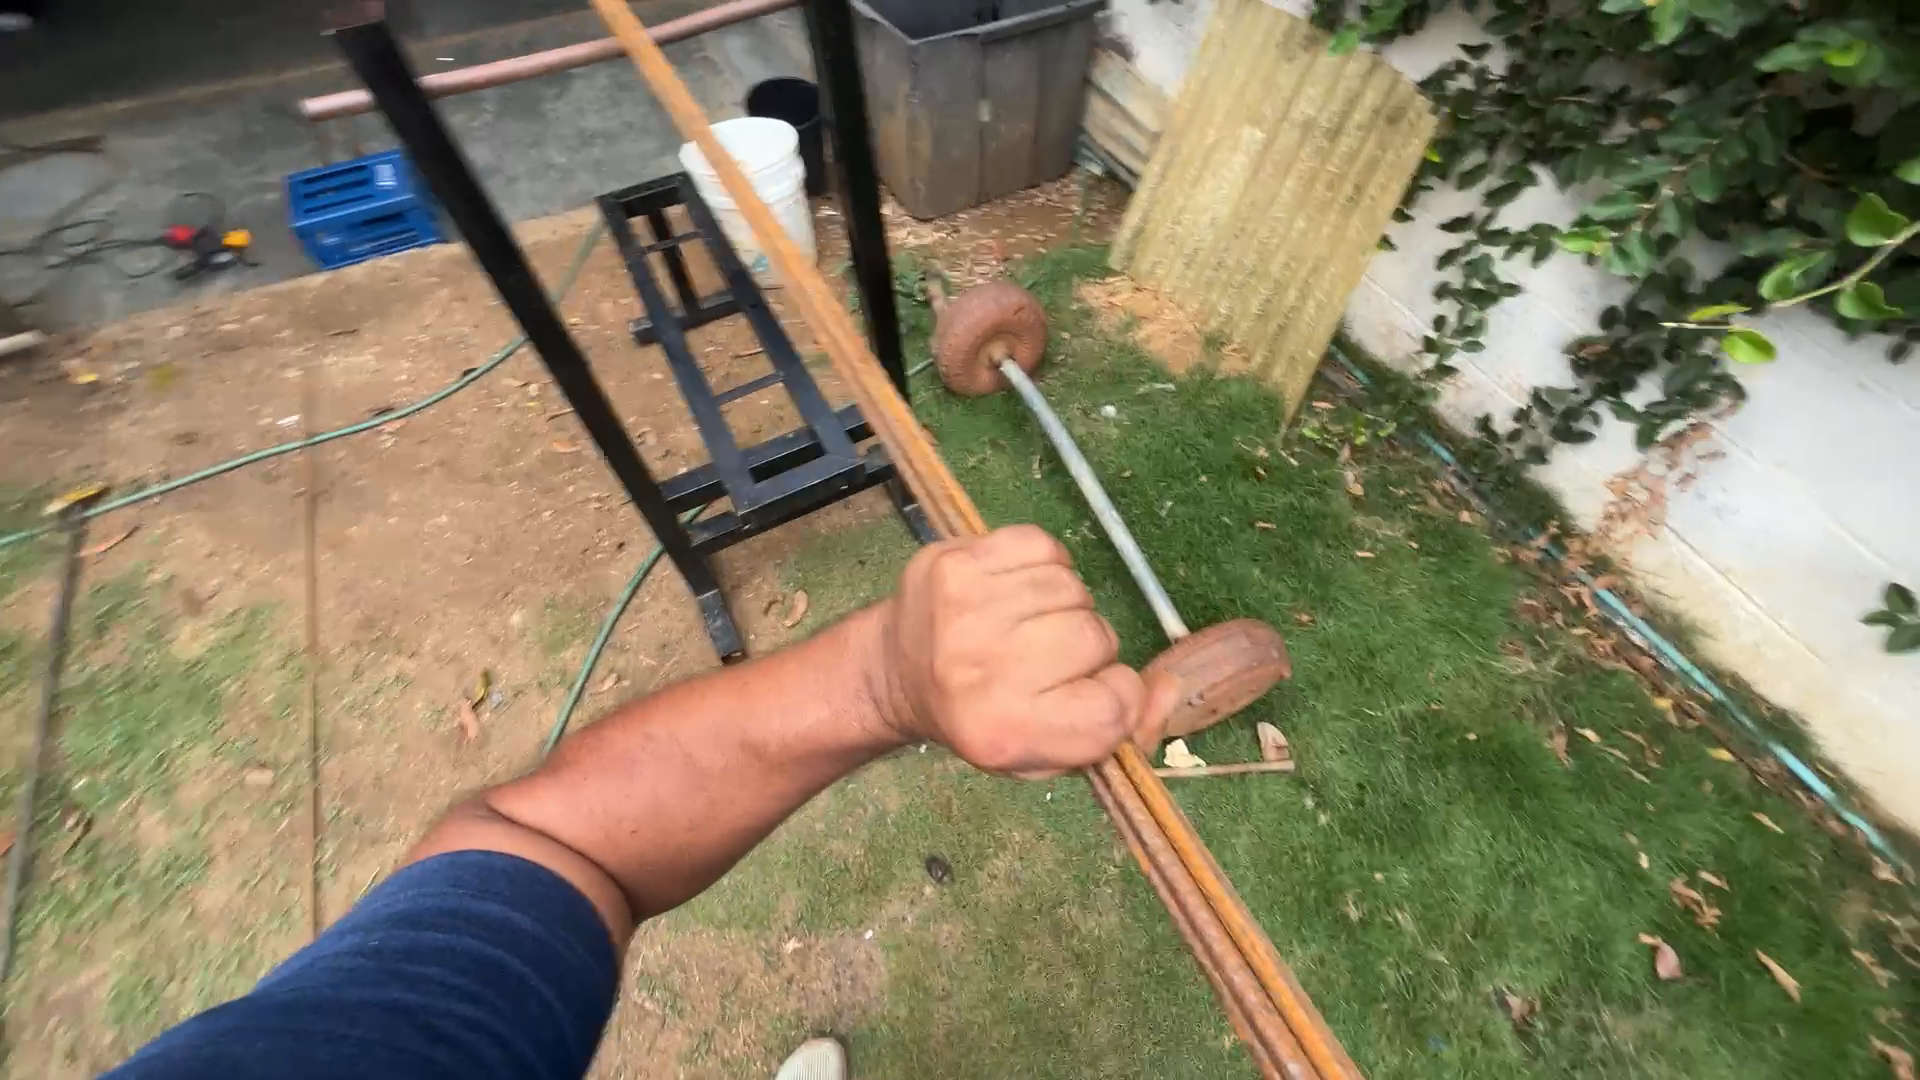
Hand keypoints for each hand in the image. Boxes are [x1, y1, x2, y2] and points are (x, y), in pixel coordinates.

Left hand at [870, 525, 1177, 778]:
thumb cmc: (978, 716)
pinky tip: (1017, 589)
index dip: (1119, 695)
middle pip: (1096, 637)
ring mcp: (964, 607)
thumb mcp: (1044, 752)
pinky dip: (1043, 565)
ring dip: (1064, 605)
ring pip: (1073, 588)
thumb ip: (1114, 729)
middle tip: (1046, 658)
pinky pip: (1043, 545)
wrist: (894, 669)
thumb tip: (1170, 684)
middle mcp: (981, 669)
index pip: (1113, 707)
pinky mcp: (955, 561)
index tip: (1091, 691)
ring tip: (1027, 623)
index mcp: (1004, 731)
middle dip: (1087, 648)